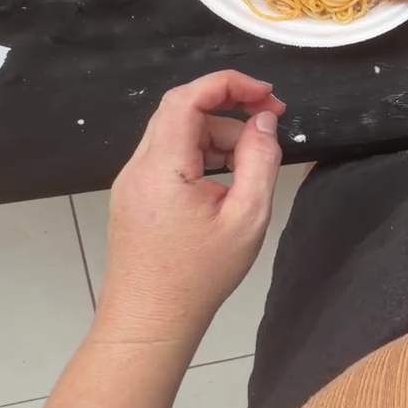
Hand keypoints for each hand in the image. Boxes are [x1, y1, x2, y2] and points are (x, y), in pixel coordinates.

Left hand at [95, 71, 286, 348]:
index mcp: (162, 169)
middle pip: (182, 109)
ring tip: (256, 158)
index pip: (186, 99)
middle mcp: (139, 168)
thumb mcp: (249, 214)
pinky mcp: (138, 196)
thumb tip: (264, 120)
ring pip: (180, 131)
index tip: (268, 96)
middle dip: (232, 103)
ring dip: (223, 131)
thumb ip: (260, 158)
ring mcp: (134, 182)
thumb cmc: (201, 273)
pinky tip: (232, 176)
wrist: (150, 323)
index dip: (229, 84)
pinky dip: (208, 150)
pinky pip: (174, 154)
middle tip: (273, 118)